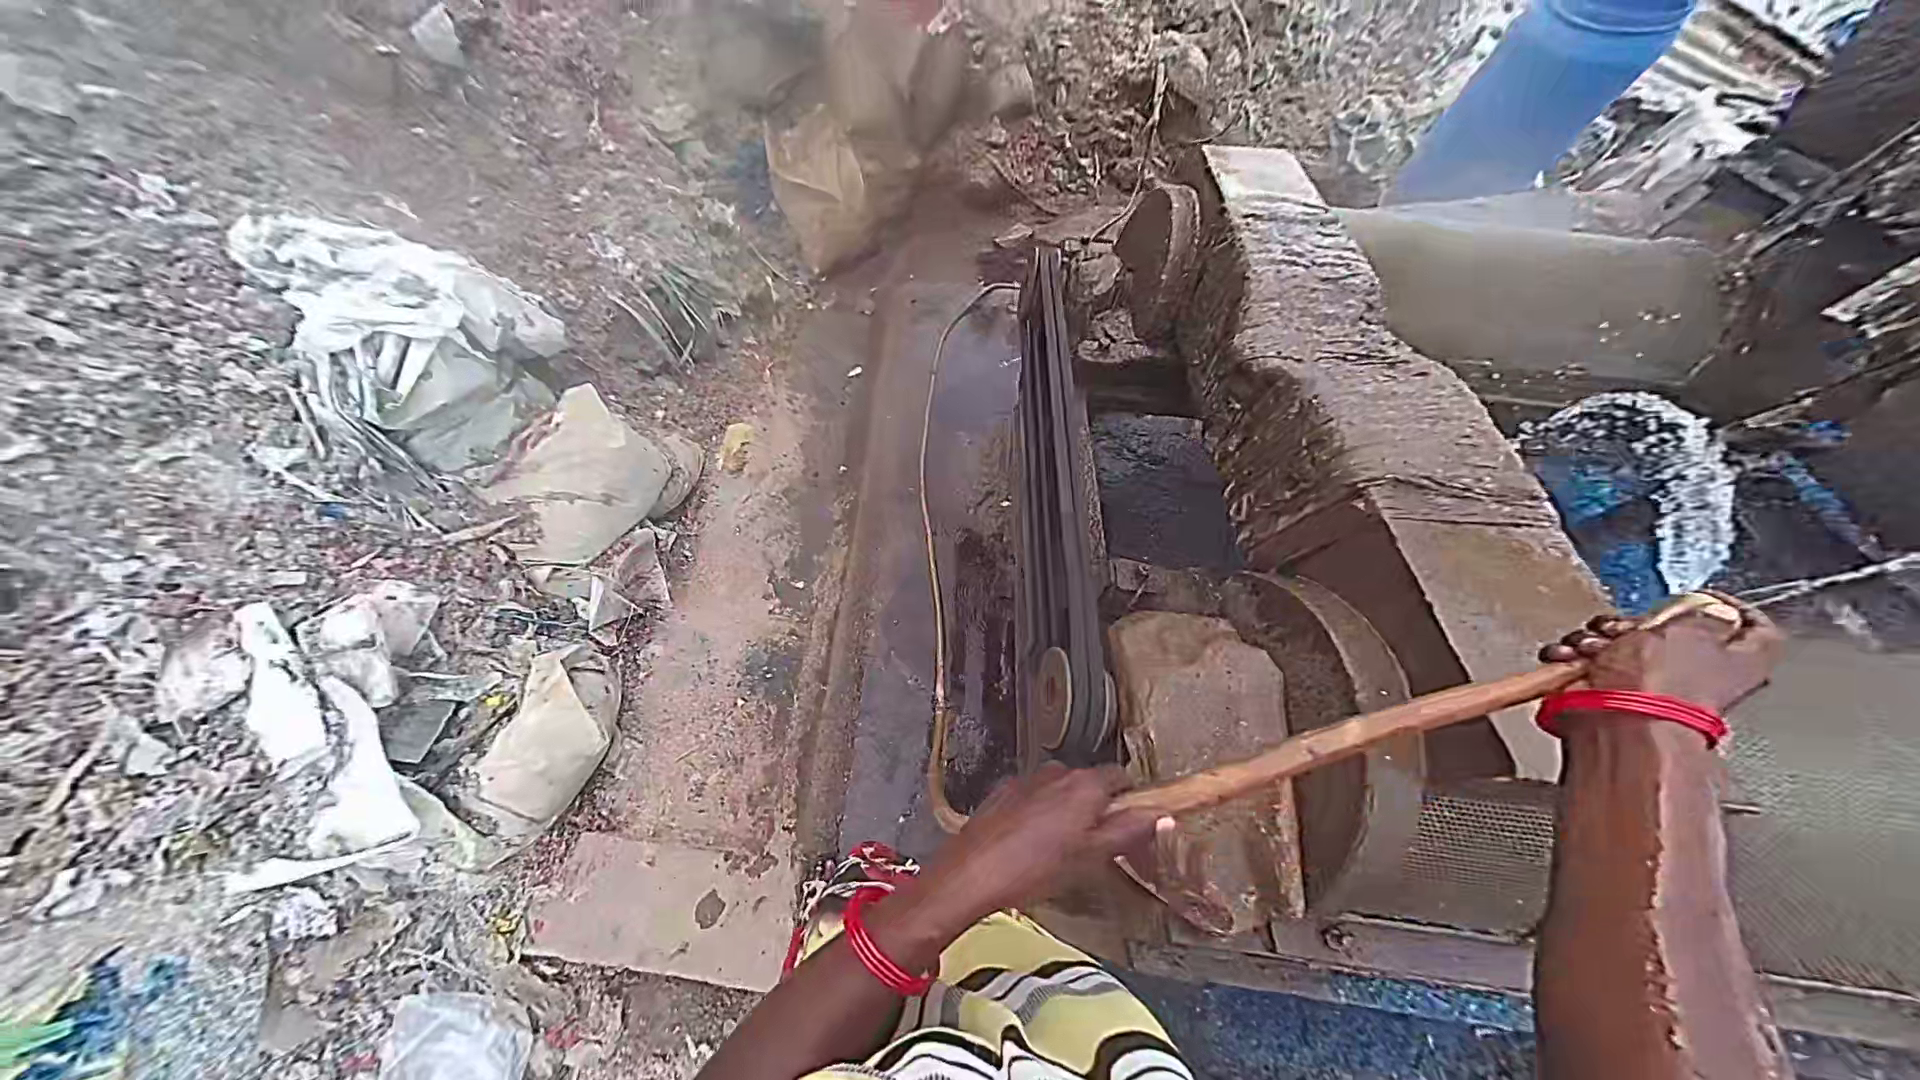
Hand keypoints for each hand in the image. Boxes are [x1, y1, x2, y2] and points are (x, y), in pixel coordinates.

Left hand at [913, 763, 1159, 929]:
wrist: (974, 870)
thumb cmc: (1036, 867)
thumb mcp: (1092, 856)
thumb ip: (1129, 831)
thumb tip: (1161, 814)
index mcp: (1085, 784)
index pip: (1121, 776)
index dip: (1130, 799)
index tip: (1130, 824)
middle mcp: (1058, 771)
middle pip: (1090, 783)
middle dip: (1097, 808)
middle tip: (1096, 845)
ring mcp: (1029, 778)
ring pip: (1061, 789)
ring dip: (1068, 810)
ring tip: (1061, 850)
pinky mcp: (1005, 789)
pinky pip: (1035, 795)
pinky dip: (1041, 811)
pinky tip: (1032, 843)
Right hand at [1539, 591, 1783, 712]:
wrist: (1613, 719)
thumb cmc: (1660, 683)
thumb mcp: (1690, 631)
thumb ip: (1703, 614)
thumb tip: (1710, 609)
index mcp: (1738, 661)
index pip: (1752, 627)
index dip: (1729, 607)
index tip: (1702, 596)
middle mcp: (1697, 673)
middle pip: (1667, 631)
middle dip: (1634, 623)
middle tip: (1623, 626)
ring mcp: (1649, 682)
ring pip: (1619, 642)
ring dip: (1596, 638)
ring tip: (1591, 647)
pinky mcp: (1607, 689)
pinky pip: (1584, 659)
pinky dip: (1572, 655)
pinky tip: (1572, 658)